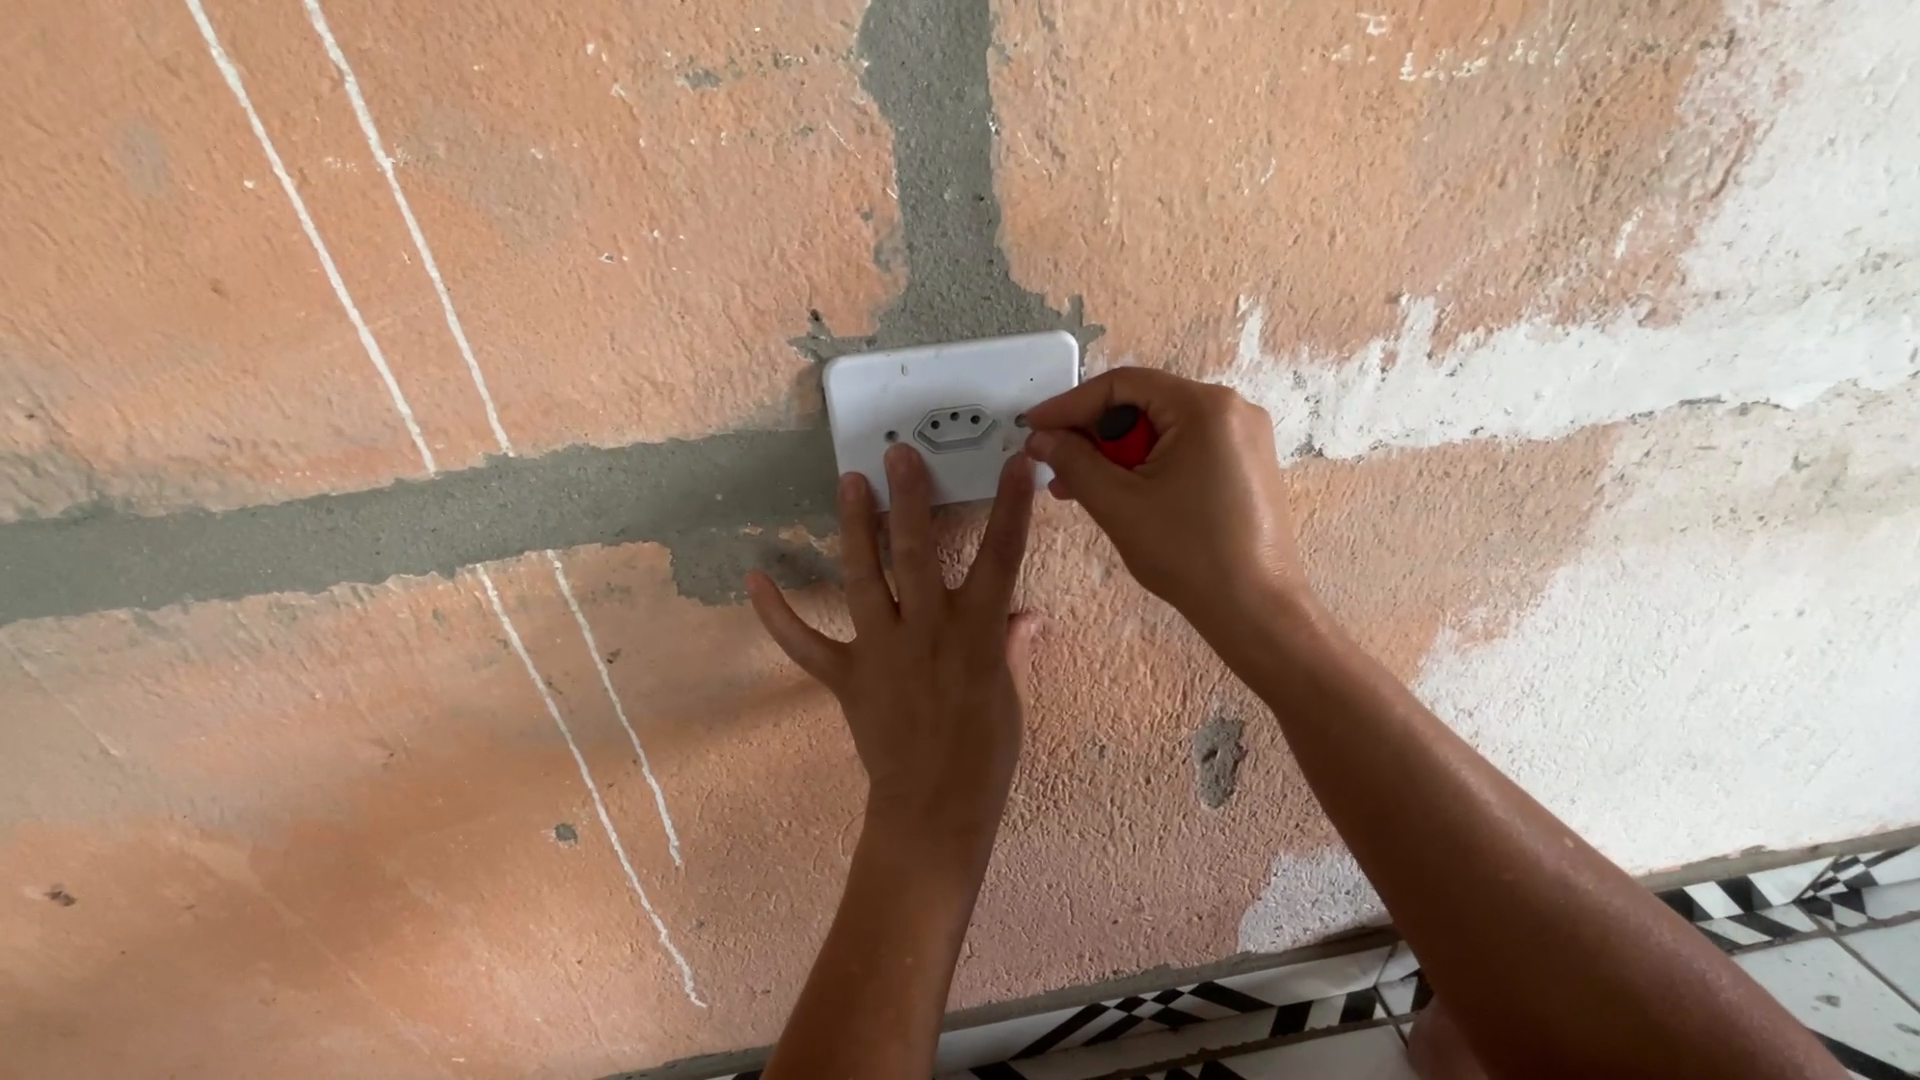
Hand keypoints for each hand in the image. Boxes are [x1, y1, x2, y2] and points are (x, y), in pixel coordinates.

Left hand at [745, 444, 1036, 848]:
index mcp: (977, 631)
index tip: (1016, 461)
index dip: (1011, 505)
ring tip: (847, 482)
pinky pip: (805, 643)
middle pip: (916, 551)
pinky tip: (754, 577)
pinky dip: (778, 613)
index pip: (1001, 555)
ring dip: (854, 527)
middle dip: (908, 498)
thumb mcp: (1006, 694)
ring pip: (864, 578)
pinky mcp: (846, 677)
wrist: (936, 809)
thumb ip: (1008, 646)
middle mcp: (927, 628)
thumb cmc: (985, 754)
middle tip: (898, 453)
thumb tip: (1026, 615)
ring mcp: (882, 650)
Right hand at [1022, 368, 1308, 627]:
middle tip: (1053, 465)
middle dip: (1092, 435)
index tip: (1033, 428)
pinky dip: (1145, 466)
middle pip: (1142, 404)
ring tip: (1075, 488)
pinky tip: (1117, 494)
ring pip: (1160, 430)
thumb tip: (1040, 438)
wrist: (1255, 609)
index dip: (1070, 404)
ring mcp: (1243, 438)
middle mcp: (1231, 409)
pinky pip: (1182, 450)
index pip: (1122, 384)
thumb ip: (1073, 462)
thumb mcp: (1118, 503)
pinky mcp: (1243, 465)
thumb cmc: (1188, 553)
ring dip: (1115, 455)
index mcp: (1205, 407)